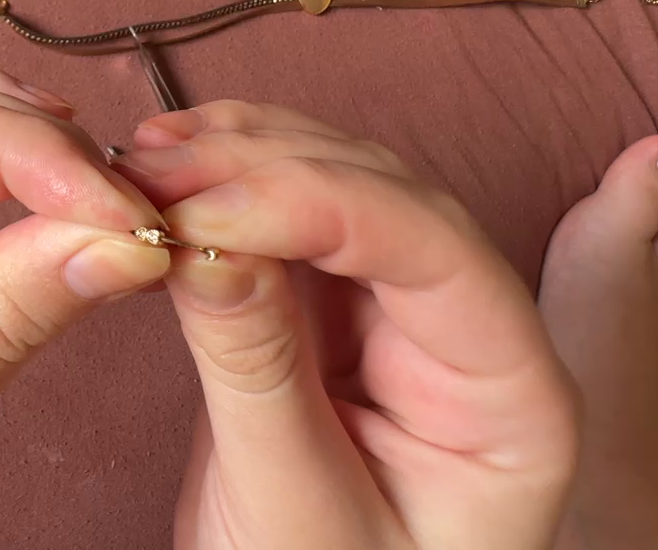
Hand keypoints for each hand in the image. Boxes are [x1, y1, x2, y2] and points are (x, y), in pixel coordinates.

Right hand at [116, 101, 578, 549]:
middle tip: (152, 171)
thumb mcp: (292, 507)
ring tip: (149, 155)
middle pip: (378, 193)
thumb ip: (253, 366)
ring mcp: (390, 298)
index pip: (429, 247)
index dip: (310, 204)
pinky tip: (172, 155)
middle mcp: (463, 323)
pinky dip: (223, 169)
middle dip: (259, 166)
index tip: (194, 210)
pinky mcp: (322, 292)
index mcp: (509, 394)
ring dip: (234, 151)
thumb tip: (198, 239)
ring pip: (327, 175)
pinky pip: (279, 203)